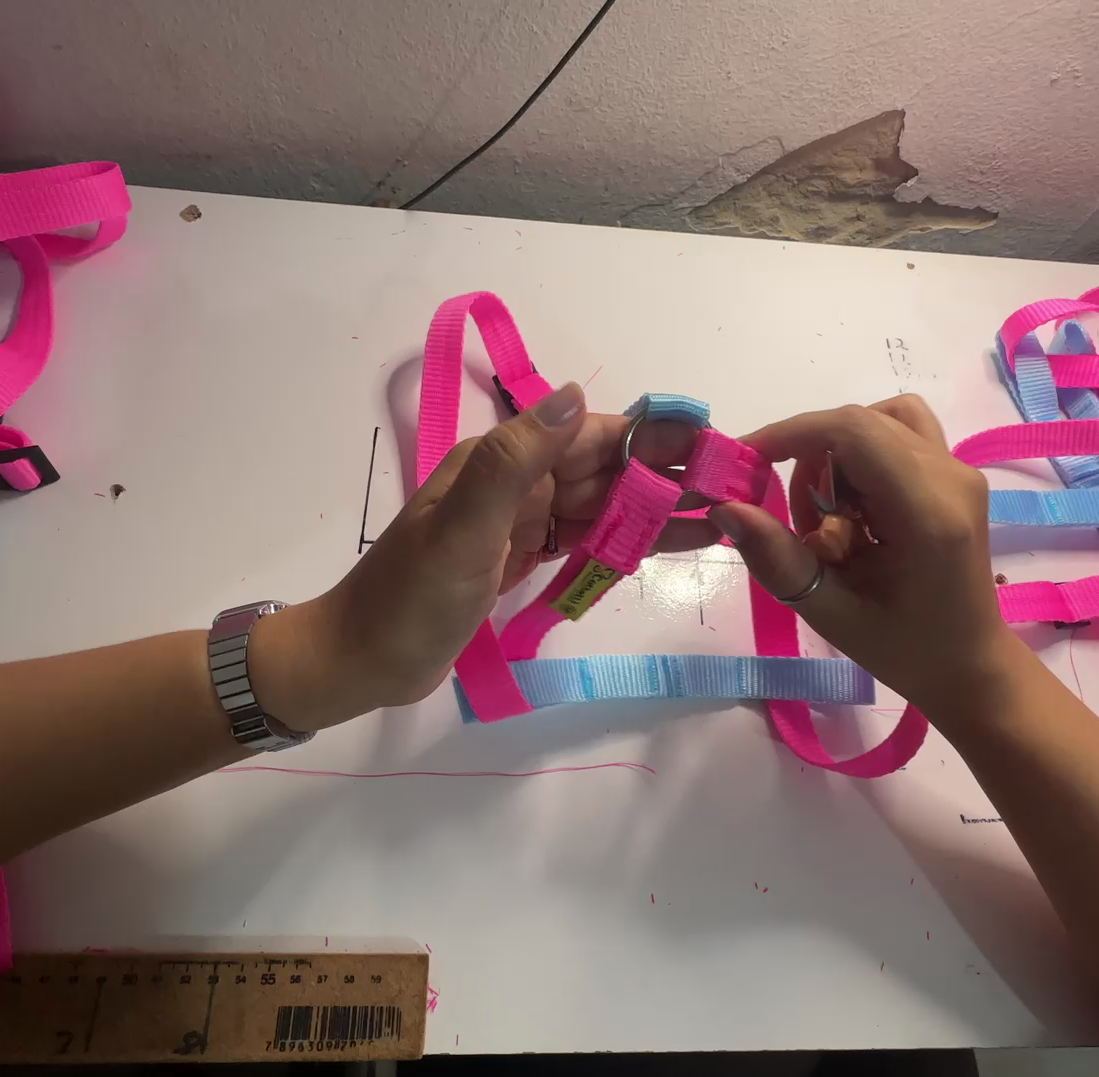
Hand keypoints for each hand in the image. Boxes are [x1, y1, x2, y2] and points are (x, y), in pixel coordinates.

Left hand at [251, 383, 717, 730]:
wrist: (365, 660)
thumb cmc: (410, 598)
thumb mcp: (462, 530)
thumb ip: (515, 463)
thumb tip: (575, 395)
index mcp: (504, 462)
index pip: (591, 436)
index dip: (652, 438)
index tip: (713, 447)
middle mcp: (518, 483)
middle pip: (604, 469)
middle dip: (665, 475)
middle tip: (733, 491)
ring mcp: (521, 522)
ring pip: (599, 505)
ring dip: (650, 510)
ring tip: (716, 519)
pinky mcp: (522, 557)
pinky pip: (581, 540)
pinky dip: (619, 541)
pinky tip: (659, 544)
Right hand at [705, 394, 1024, 720]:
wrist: (968, 664)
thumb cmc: (902, 648)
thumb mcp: (828, 612)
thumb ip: (776, 558)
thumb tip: (725, 508)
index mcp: (927, 511)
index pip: (853, 431)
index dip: (792, 433)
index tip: (747, 463)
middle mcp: (950, 476)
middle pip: (860, 423)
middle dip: (808, 457)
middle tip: (797, 522)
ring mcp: (957, 471)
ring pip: (876, 422)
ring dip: (833, 458)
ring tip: (826, 518)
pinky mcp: (952, 475)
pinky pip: (893, 436)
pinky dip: (857, 459)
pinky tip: (850, 508)